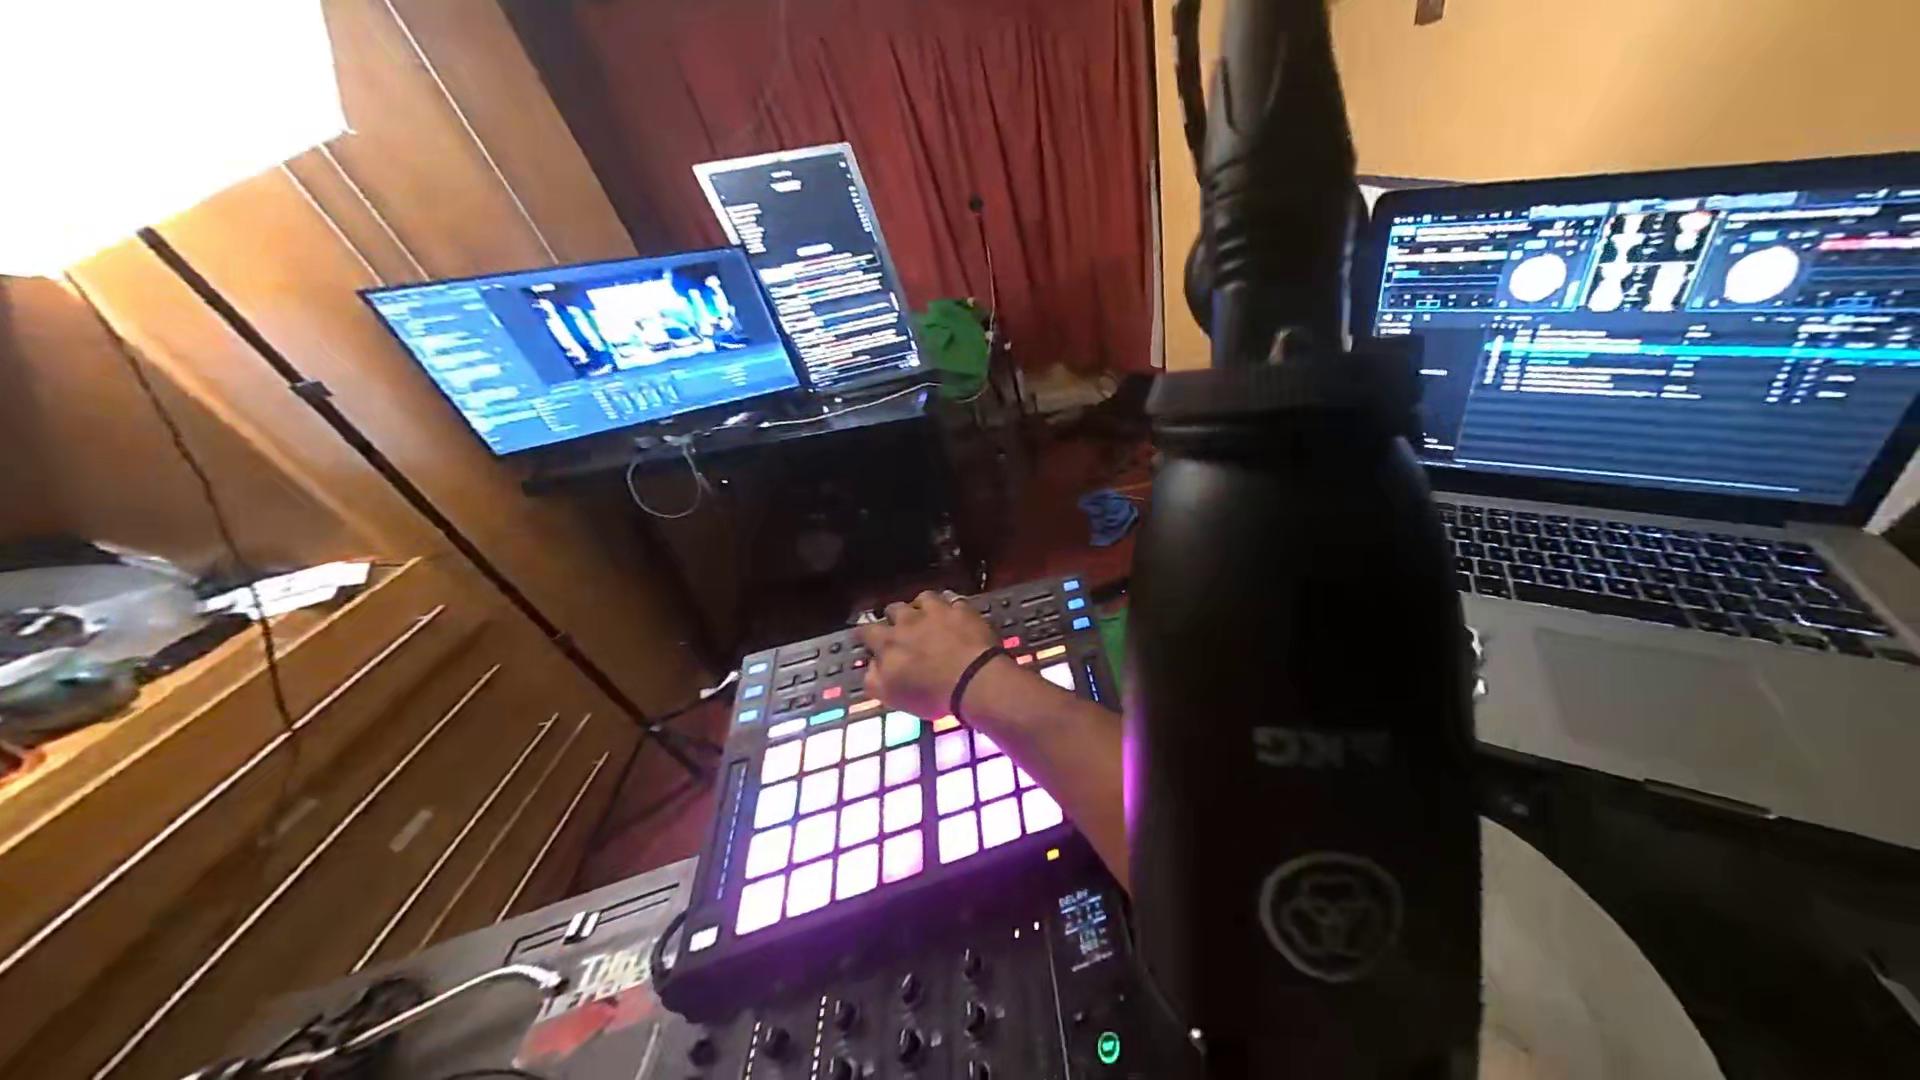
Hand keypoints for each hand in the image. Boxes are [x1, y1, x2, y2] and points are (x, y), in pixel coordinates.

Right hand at [856, 591, 999, 719]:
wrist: (974, 680)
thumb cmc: (931, 693)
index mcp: (889, 641)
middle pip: (894, 608)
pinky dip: (951, 606)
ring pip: (923, 598)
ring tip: (926, 614)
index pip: (867, 631)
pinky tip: (953, 612)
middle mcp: (910, 620)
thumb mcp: (891, 696)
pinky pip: (954, 600)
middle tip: (899, 627)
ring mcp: (938, 611)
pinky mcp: (963, 611)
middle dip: (893, 616)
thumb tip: (870, 666)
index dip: (863, 633)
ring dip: (922, 606)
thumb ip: (873, 679)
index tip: (864, 636)